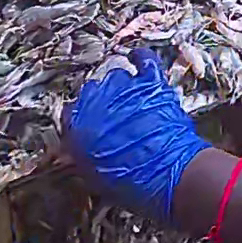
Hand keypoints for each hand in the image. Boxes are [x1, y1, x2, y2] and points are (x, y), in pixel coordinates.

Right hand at [64, 49, 209, 216]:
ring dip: (120, 88)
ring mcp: (124, 87)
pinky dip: (140, 57)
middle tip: (112, 120)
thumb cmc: (132, 185)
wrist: (171, 176)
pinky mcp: (151, 83)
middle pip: (92, 92)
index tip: (88, 129)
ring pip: (116, 77)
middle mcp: (96, 100)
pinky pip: (144, 61)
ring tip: (128, 102)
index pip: (70, 113)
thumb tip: (75, 146)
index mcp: (78, 124)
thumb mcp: (94, 177)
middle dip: (100, 105)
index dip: (80, 121)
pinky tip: (136, 56)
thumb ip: (81, 154)